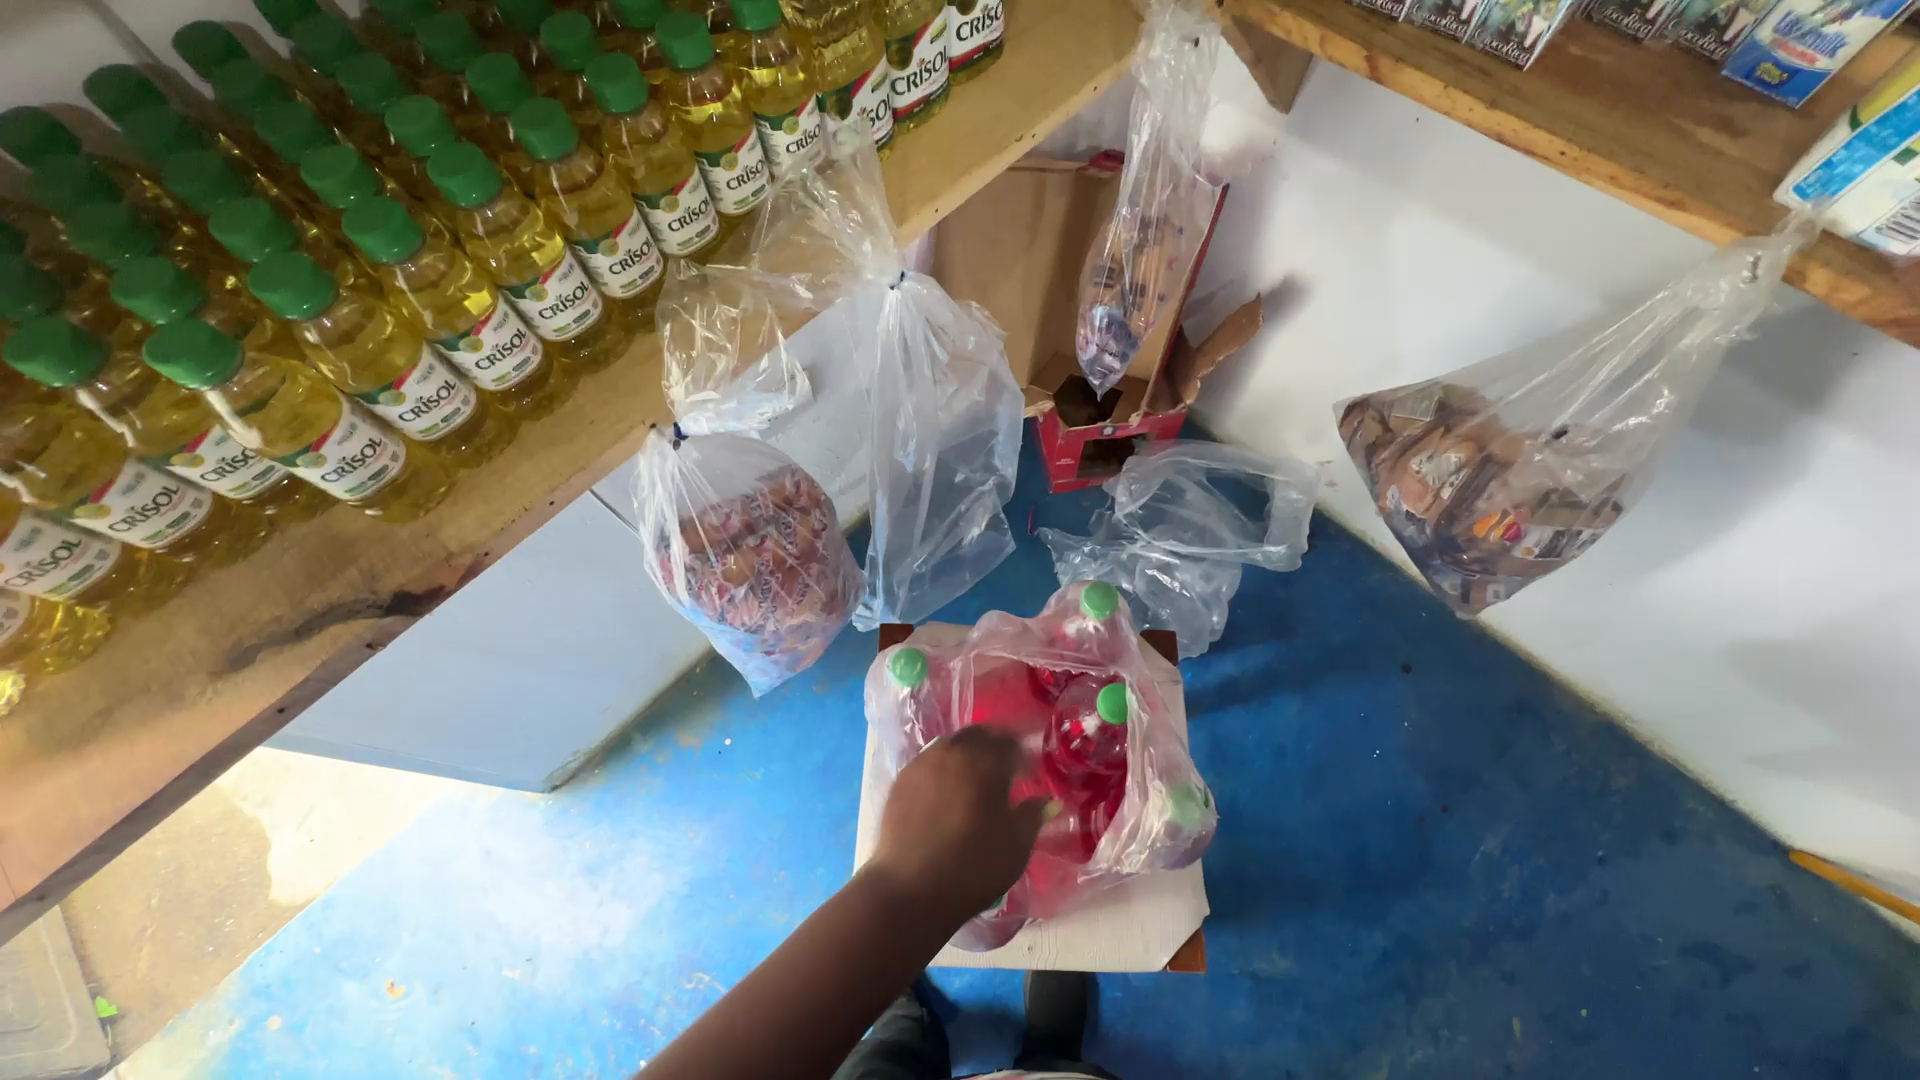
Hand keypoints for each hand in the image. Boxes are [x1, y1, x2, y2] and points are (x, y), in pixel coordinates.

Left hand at [866, 726, 1053, 924]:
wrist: (911, 889)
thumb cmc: (973, 868)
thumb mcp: (1016, 846)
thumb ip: (1033, 816)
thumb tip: (1050, 801)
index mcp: (987, 762)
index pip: (1011, 743)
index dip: (1023, 757)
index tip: (1028, 774)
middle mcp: (954, 751)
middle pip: (979, 735)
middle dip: (994, 747)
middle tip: (1003, 770)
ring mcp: (923, 762)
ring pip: (951, 745)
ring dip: (966, 754)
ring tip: (972, 780)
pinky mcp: (901, 779)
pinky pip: (928, 761)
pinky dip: (942, 768)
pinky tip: (944, 791)